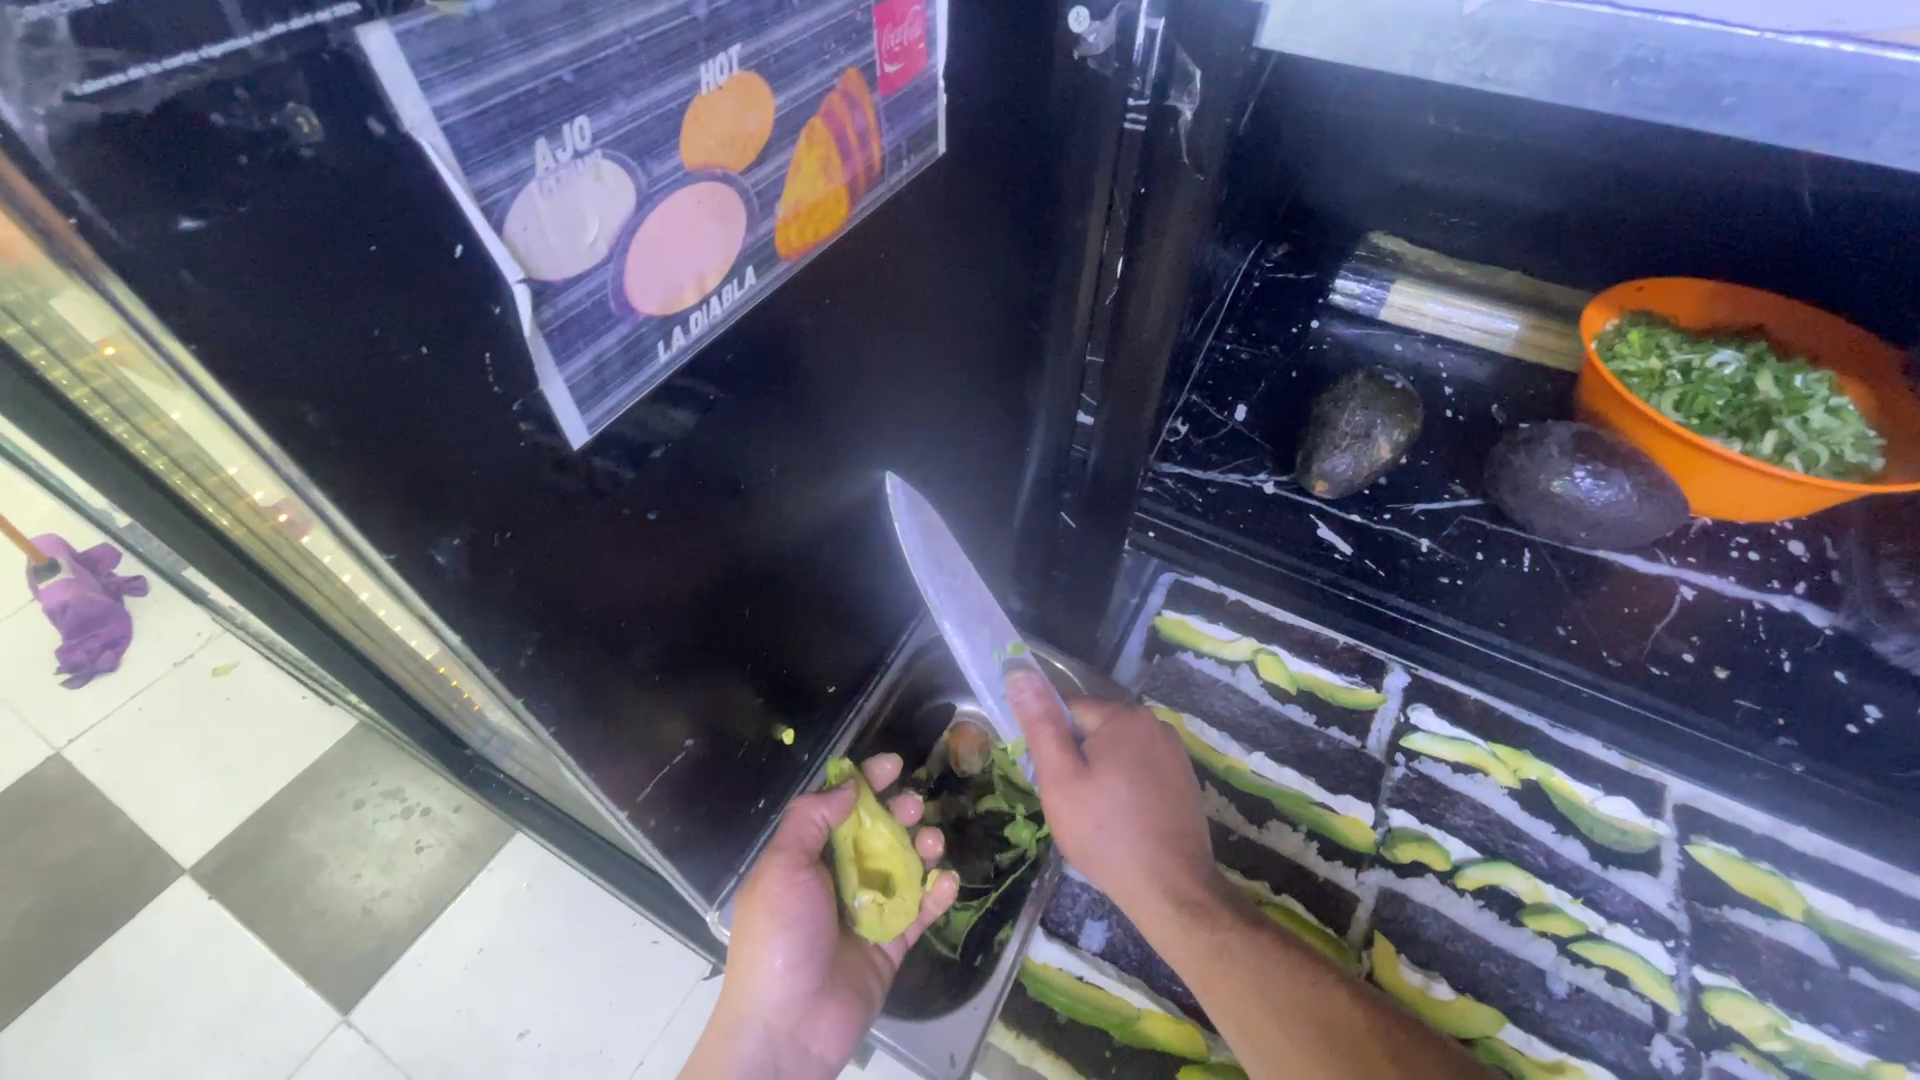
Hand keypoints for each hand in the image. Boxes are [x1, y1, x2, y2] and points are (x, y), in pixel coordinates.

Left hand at [688, 753, 959, 1079]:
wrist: (787, 1027)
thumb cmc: (779, 937)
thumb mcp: (782, 867)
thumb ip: (811, 820)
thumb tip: (847, 788)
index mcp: (805, 859)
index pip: (838, 809)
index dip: (864, 783)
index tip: (893, 764)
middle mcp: (836, 880)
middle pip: (876, 834)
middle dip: (898, 813)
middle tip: (912, 807)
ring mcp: (866, 912)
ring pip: (903, 867)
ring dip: (923, 848)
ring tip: (933, 841)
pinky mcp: (890, 944)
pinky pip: (919, 911)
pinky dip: (937, 894)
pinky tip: (947, 880)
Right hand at [1007, 671, 1224, 920]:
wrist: (1171, 889)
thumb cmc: (1105, 833)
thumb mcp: (1060, 778)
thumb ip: (1040, 723)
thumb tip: (1019, 672)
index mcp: (1125, 715)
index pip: (1070, 712)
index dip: (1055, 747)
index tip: (1056, 783)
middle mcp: (1156, 724)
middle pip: (1096, 731)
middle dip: (1080, 762)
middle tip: (1075, 805)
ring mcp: (1176, 753)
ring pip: (1118, 754)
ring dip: (1103, 777)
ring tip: (1099, 819)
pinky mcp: (1185, 781)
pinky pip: (1141, 773)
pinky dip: (1127, 792)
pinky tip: (1124, 824)